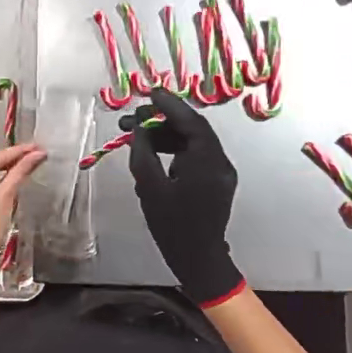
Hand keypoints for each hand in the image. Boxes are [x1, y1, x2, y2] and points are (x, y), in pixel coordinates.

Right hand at [123, 89, 242, 305]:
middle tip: (131, 119)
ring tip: (135, 137)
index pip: (191, 122)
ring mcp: (220, 173)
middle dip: (161, 122)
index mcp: (208, 161)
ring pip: (191, 144)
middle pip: (191, 131)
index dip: (169, 105)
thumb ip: (143, 155)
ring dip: (165, 138)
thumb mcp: (150, 189)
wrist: (198, 259)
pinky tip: (152, 156)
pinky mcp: (215, 183)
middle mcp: (220, 162)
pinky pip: (194, 158)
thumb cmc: (173, 227)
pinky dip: (173, 152)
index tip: (150, 93)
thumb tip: (138, 130)